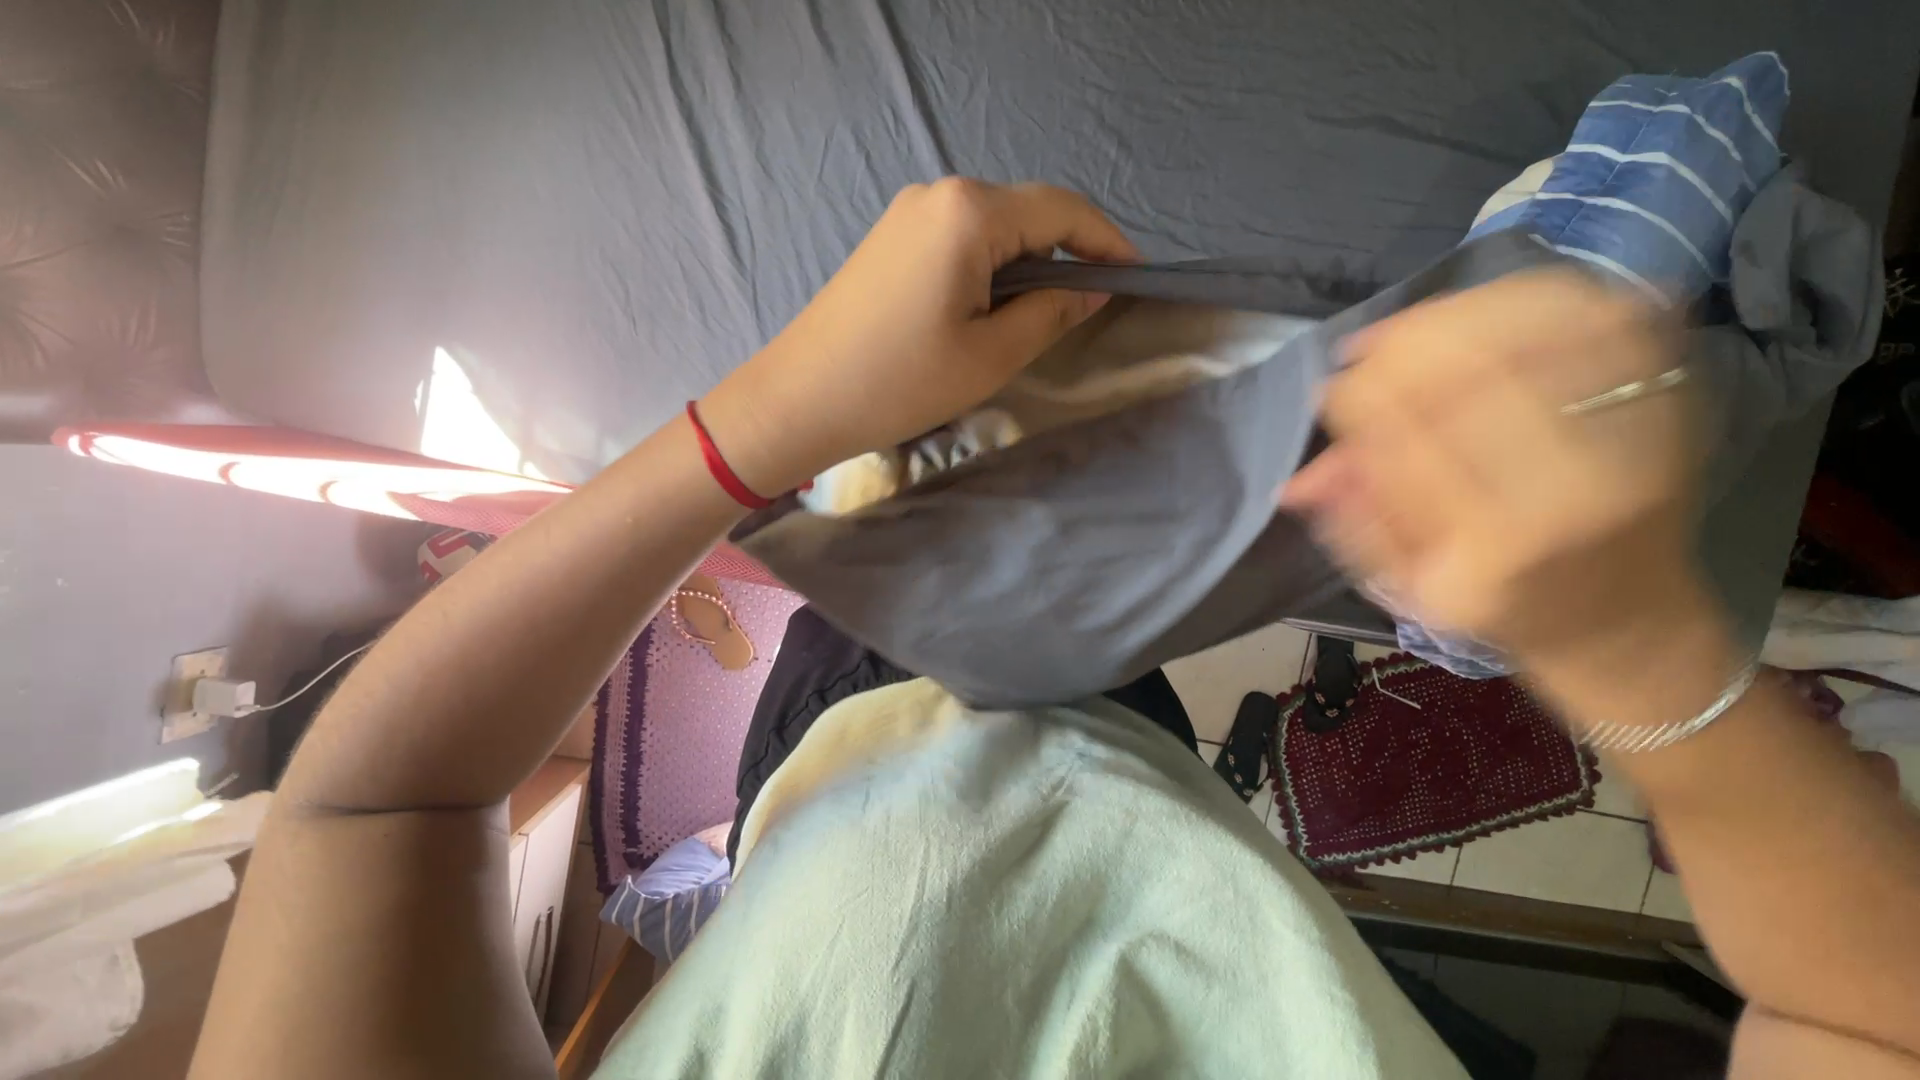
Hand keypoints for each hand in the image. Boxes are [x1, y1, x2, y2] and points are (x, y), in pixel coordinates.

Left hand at [697, 178, 1136, 495]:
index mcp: (971, 213)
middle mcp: (939, 194)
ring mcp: (908, 212)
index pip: (1063, 211)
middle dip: (1069, 251)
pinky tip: (994, 304)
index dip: (1107, 242)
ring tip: (1047, 311)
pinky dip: (991, 264)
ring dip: (1029, 261)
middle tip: (1095, 303)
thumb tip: (1091, 288)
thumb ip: (1051, 311)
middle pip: (1029, 211)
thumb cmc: (900, 381)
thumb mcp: (991, 355)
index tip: (1137, 278)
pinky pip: (960, 237)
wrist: (799, 398)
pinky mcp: (890, 237)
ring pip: (995, 225)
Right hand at [1281, 271, 1716, 673]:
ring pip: (1535, 329)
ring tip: (1418, 329)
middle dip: (1399, 347)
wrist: (1628, 616)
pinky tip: (1487, 312)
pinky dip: (1536, 298)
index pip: (1406, 437)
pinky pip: (1601, 315)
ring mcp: (1634, 437)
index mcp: (1497, 545)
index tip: (1332, 391)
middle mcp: (1573, 485)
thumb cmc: (1506, 608)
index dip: (1355, 397)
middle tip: (1369, 350)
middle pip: (1469, 372)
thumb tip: (1298, 480)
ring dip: (1458, 315)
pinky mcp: (1673, 401)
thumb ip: (1355, 527)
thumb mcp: (1412, 589)